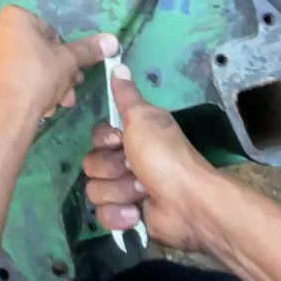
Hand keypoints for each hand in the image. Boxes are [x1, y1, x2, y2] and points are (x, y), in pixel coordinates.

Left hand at [0, 7, 116, 129]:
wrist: (5, 115)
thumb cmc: (37, 78)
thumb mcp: (68, 61)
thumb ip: (88, 50)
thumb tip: (112, 40)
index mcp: (13, 16)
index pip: (50, 31)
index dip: (65, 54)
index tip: (73, 73)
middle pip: (37, 50)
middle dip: (57, 73)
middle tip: (69, 91)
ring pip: (25, 65)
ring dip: (46, 84)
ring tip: (56, 103)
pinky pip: (10, 76)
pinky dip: (26, 88)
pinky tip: (38, 106)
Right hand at [82, 65, 219, 251]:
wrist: (189, 204)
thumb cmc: (165, 157)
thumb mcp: (144, 118)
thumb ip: (126, 95)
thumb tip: (118, 64)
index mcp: (132, 137)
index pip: (97, 137)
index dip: (105, 141)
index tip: (120, 141)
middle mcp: (127, 161)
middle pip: (92, 163)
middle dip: (112, 169)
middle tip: (134, 169)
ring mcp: (126, 190)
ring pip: (95, 190)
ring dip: (119, 191)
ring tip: (141, 193)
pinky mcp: (127, 216)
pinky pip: (103, 215)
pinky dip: (120, 215)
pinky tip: (137, 213)